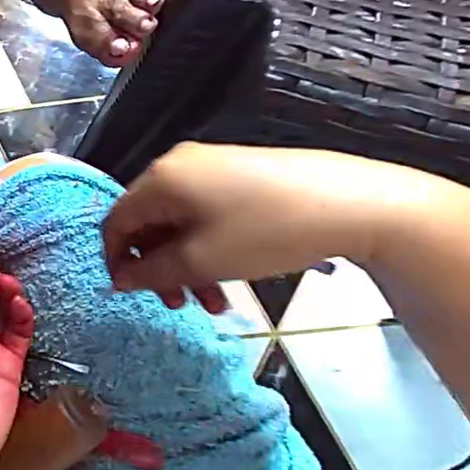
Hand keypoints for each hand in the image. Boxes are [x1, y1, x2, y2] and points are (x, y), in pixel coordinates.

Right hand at [103, 143, 469, 304]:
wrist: (353, 203)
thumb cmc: (265, 232)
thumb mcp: (200, 261)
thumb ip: (149, 273)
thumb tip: (119, 278)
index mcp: (161, 178)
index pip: (116, 221)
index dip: (117, 261)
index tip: (132, 294)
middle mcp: (180, 165)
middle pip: (149, 224)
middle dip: (158, 268)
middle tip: (178, 304)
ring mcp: (212, 167)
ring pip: (179, 224)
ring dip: (186, 266)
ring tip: (213, 302)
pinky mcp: (240, 175)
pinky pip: (205, 215)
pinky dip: (207, 248)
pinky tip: (229, 277)